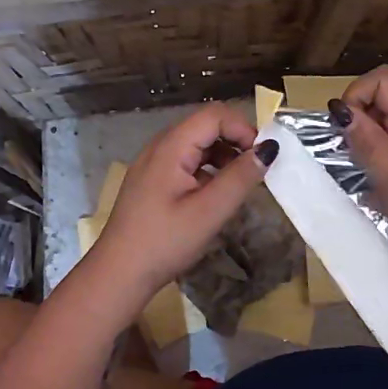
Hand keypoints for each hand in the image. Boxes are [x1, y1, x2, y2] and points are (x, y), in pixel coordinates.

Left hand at [92, 103, 275, 291]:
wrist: (119, 274)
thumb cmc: (165, 242)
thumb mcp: (210, 211)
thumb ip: (241, 177)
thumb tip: (269, 149)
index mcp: (171, 146)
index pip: (215, 114)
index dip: (243, 128)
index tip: (263, 157)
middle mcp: (160, 146)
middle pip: (205, 126)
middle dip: (236, 141)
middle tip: (257, 170)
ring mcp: (153, 163)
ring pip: (197, 144)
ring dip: (224, 156)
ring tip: (240, 185)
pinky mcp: (153, 181)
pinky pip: (186, 162)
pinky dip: (208, 170)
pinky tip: (216, 196)